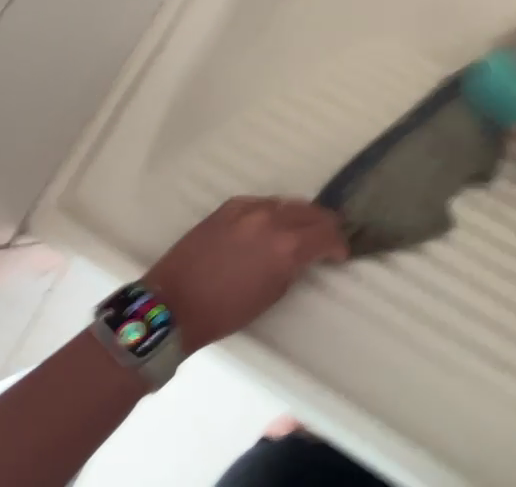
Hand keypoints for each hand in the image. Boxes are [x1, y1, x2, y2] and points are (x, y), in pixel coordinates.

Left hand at [144, 197, 347, 352]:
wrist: (174, 302)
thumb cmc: (225, 311)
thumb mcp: (272, 294)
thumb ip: (293, 267)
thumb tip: (303, 256)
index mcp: (286, 246)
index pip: (325, 235)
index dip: (338, 245)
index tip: (340, 254)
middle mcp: (271, 220)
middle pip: (310, 212)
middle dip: (323, 225)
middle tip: (328, 238)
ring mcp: (248, 209)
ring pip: (286, 203)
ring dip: (300, 215)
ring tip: (303, 229)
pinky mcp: (228, 207)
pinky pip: (262, 203)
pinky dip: (274, 211)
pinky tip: (273, 224)